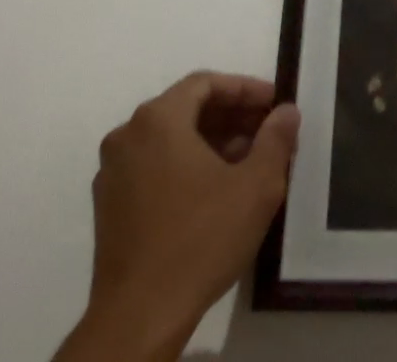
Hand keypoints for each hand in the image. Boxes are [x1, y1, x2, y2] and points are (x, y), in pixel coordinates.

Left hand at [54, 73, 298, 361]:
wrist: (141, 312)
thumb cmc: (202, 238)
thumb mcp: (256, 186)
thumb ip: (276, 139)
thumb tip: (286, 111)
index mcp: (158, 120)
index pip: (205, 83)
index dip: (245, 89)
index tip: (276, 104)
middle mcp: (127, 136)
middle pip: (185, 108)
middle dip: (231, 116)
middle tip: (269, 132)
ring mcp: (113, 171)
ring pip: (169, 139)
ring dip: (211, 141)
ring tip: (250, 162)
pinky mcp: (110, 204)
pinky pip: (154, 165)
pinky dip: (186, 164)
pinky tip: (217, 189)